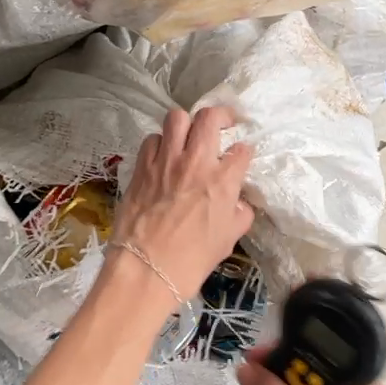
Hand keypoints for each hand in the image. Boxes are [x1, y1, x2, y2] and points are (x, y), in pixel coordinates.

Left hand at [111, 106, 254, 300]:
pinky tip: (163, 157)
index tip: (240, 155)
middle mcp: (196, 161)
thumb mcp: (228, 240)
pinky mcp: (142, 165)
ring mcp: (166, 160)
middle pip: (210, 117)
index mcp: (222, 181)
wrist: (146, 268)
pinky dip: (160, 143)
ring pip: (177, 117)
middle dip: (221, 116)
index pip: (241, 150)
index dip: (243, 151)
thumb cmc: (192, 259)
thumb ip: (239, 214)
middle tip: (222, 125)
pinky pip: (152, 139)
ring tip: (188, 137)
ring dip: (186, 124)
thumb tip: (239, 202)